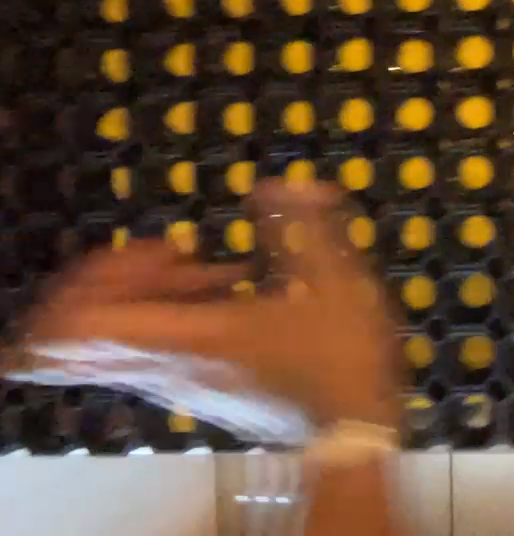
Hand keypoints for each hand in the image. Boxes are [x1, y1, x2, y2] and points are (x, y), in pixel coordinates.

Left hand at [4, 180, 399, 438]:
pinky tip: (235, 300)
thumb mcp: (338, 279)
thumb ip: (309, 228)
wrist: (349, 423)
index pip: (73, 322)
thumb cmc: (341, 351)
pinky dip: (170, 318)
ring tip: (221, 274)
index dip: (96, 273)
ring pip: (110, 341)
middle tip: (179, 255)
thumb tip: (279, 183)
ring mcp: (170, 382)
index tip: (166, 246)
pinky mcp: (190, 389)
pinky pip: (144, 352)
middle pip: (70, 334)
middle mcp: (159, 365)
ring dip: (150, 297)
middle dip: (112, 281)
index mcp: (188, 338)